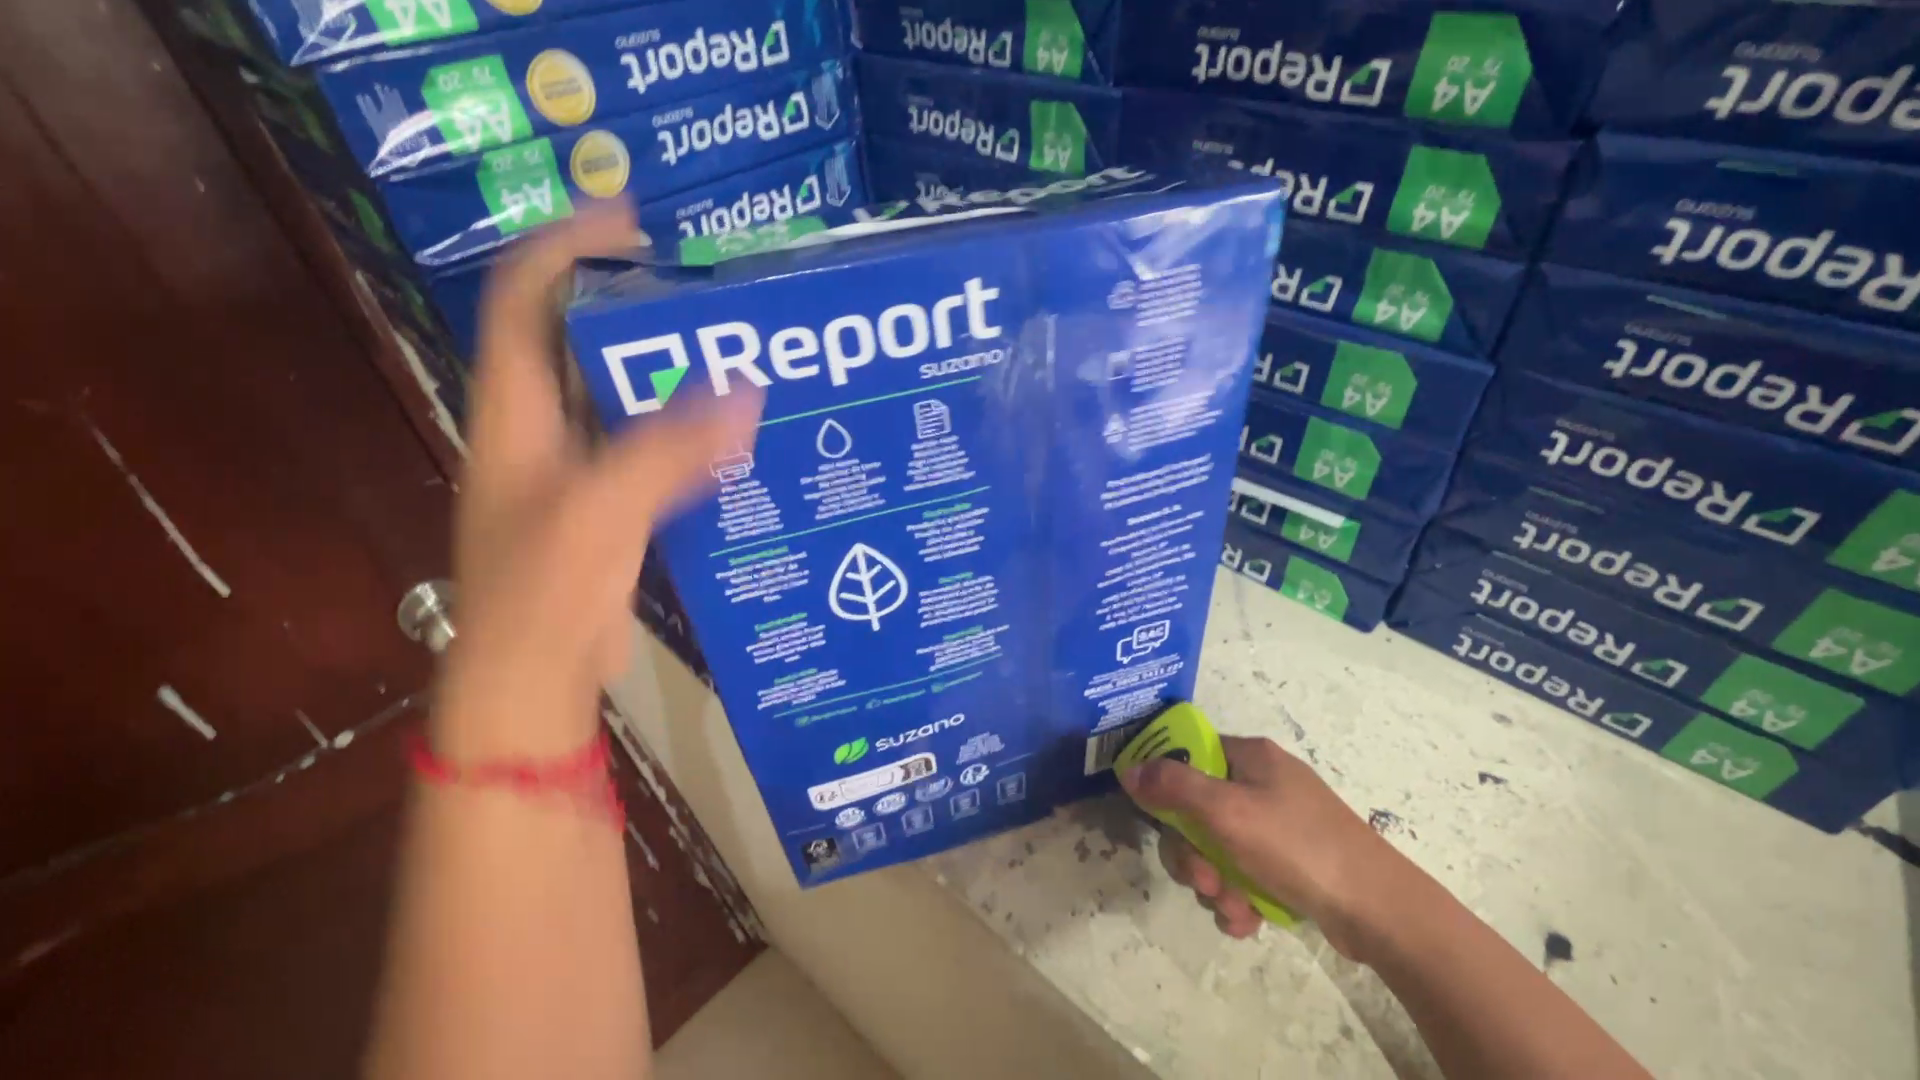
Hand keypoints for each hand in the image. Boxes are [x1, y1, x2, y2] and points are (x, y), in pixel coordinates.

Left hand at [438, 202, 762, 757]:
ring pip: (618, 392)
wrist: (533, 680)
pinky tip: (734, 431)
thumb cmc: (544, 591)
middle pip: (577, 337)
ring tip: (734, 349)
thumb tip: (748, 388)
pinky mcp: (605, 503)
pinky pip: (646, 444)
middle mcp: (538, 424)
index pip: (523, 294)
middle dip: (636, 304)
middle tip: (711, 290)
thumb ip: (671, 446)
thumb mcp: (602, 509)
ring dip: (668, 369)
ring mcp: (572, 466)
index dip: (568, 243)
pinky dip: (684, 428)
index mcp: (513, 409)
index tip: (636, 222)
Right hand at [1119, 735, 1399, 953]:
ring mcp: (1278, 826)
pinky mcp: (1289, 864)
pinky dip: (1238, 898)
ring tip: (1235, 908)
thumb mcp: (1227, 812)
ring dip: (1214, 884)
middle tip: (1203, 880)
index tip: (1158, 820)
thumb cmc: (1298, 847)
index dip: (1165, 785)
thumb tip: (1129, 767)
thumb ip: (1173, 786)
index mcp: (1250, 757)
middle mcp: (1262, 784)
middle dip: (1192, 853)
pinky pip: (1242, 874)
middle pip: (1196, 811)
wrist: (1378, 910)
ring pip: (1215, 849)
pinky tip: (1249, 921)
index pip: (1188, 755)